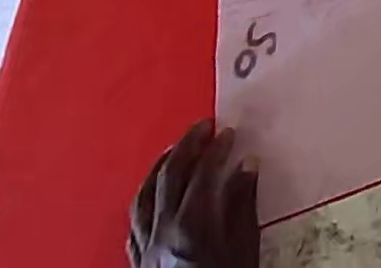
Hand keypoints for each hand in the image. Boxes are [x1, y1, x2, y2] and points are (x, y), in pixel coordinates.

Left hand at [130, 120, 259, 267]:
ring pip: (144, 195)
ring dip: (160, 166)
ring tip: (175, 149)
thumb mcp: (245, 252)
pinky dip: (144, 198)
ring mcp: (145, 250)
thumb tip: (246, 166)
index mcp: (192, 227)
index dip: (218, 148)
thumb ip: (243, 206)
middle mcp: (162, 233)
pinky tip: (153, 192)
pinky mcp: (137, 265)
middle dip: (188, 144)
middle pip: (170, 175)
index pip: (203, 172)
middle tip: (205, 127)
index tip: (230, 133)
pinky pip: (134, 222)